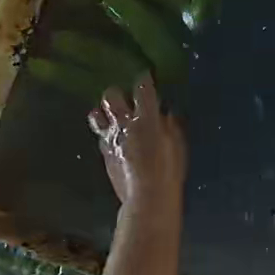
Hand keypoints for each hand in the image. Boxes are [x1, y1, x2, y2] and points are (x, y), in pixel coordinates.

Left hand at [88, 75, 186, 209]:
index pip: (142, 87)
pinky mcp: (104, 153)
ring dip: (103, 112)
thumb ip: (172, 124)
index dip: (144, 79)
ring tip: (112, 116)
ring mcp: (111, 138)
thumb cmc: (169, 170)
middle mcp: (124, 122)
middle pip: (111, 95)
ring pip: (96, 114)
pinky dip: (106, 134)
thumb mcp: (178, 143)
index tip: (146, 76)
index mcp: (146, 117)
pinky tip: (114, 139)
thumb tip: (168, 112)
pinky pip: (100, 136)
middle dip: (118, 93)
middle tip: (127, 98)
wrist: (147, 198)